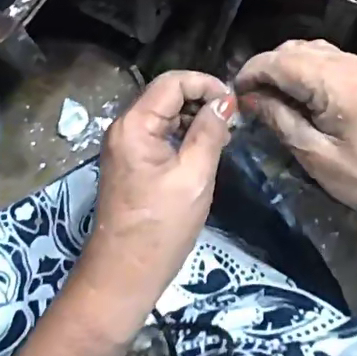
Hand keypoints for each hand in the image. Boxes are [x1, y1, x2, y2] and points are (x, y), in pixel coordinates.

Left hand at [73, 70, 235, 320]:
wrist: (123, 273)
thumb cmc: (161, 227)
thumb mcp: (194, 177)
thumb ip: (209, 132)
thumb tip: (225, 100)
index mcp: (134, 124)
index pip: (171, 82)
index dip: (204, 83)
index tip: (233, 101)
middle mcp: (123, 126)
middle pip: (165, 94)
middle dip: (199, 98)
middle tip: (232, 120)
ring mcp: (123, 143)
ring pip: (162, 113)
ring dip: (192, 116)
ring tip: (222, 134)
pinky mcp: (128, 160)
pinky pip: (156, 133)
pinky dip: (180, 133)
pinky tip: (202, 149)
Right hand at [234, 40, 356, 232]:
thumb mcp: (317, 156)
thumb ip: (278, 118)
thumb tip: (247, 97)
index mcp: (337, 81)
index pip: (279, 61)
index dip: (250, 73)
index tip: (234, 96)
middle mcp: (350, 62)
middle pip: (292, 50)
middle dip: (266, 70)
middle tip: (249, 101)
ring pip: (308, 51)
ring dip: (284, 70)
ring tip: (269, 100)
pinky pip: (325, 60)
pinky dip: (304, 72)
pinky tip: (296, 97)